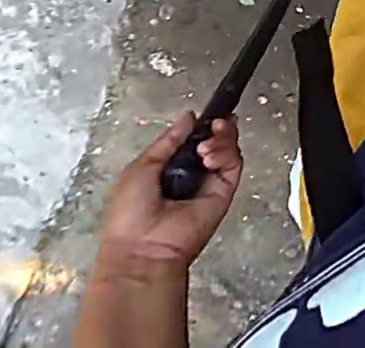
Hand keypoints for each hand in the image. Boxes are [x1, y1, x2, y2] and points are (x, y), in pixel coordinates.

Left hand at [93, 111, 242, 275]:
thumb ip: (167, 141)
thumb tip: (189, 115)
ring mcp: (211, 180)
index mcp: (171, 167)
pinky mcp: (225, 189)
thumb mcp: (140, 169)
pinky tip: (210, 156)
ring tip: (205, 147)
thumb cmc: (131, 213)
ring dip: (221, 138)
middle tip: (213, 126)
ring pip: (228, 146)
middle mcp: (194, 171)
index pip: (194, 138)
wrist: (142, 250)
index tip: (205, 116)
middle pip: (216, 138)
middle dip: (217, 127)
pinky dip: (226, 152)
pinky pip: (233, 162)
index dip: (201, 125)